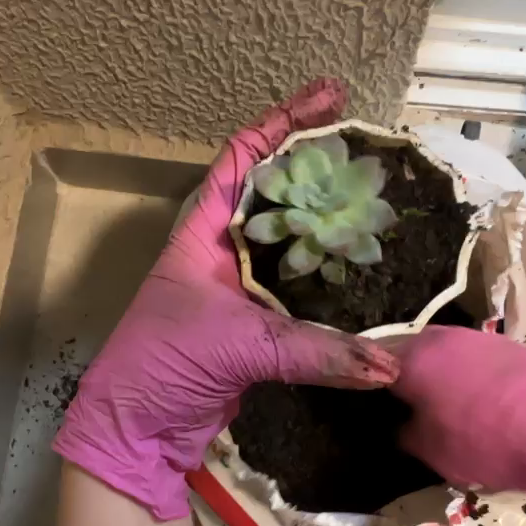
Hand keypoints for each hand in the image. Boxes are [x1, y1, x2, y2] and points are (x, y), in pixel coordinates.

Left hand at [52, 79, 400, 519]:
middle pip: (278, 195)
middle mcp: (223, 252)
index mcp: (202, 233)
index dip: (284, 122)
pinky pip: (301, 294)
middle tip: (374, 155)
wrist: (137, 430)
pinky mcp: (256, 328)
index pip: (243, 159)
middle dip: (321, 171)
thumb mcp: (234, 347)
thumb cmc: (162, 366)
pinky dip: (331, 283)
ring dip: (331, 227)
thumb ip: (313, 353)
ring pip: (293, 244)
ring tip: (381, 204)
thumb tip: (388, 364)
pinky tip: (366, 271)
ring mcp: (241, 290)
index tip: (331, 95)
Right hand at [385, 326, 525, 506]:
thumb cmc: (488, 440)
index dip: (367, 389)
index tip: (367, 411)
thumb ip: (406, 434)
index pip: (371, 365)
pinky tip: (474, 408)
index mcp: (412, 357)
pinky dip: (464, 382)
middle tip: (400, 413)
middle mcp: (441, 337)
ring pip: (442, 358)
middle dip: (401, 380)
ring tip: (438, 413)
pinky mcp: (511, 349)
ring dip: (435, 380)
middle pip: (407, 356)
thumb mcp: (433, 451)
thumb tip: (401, 425)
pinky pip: (471, 364)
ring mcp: (479, 340)